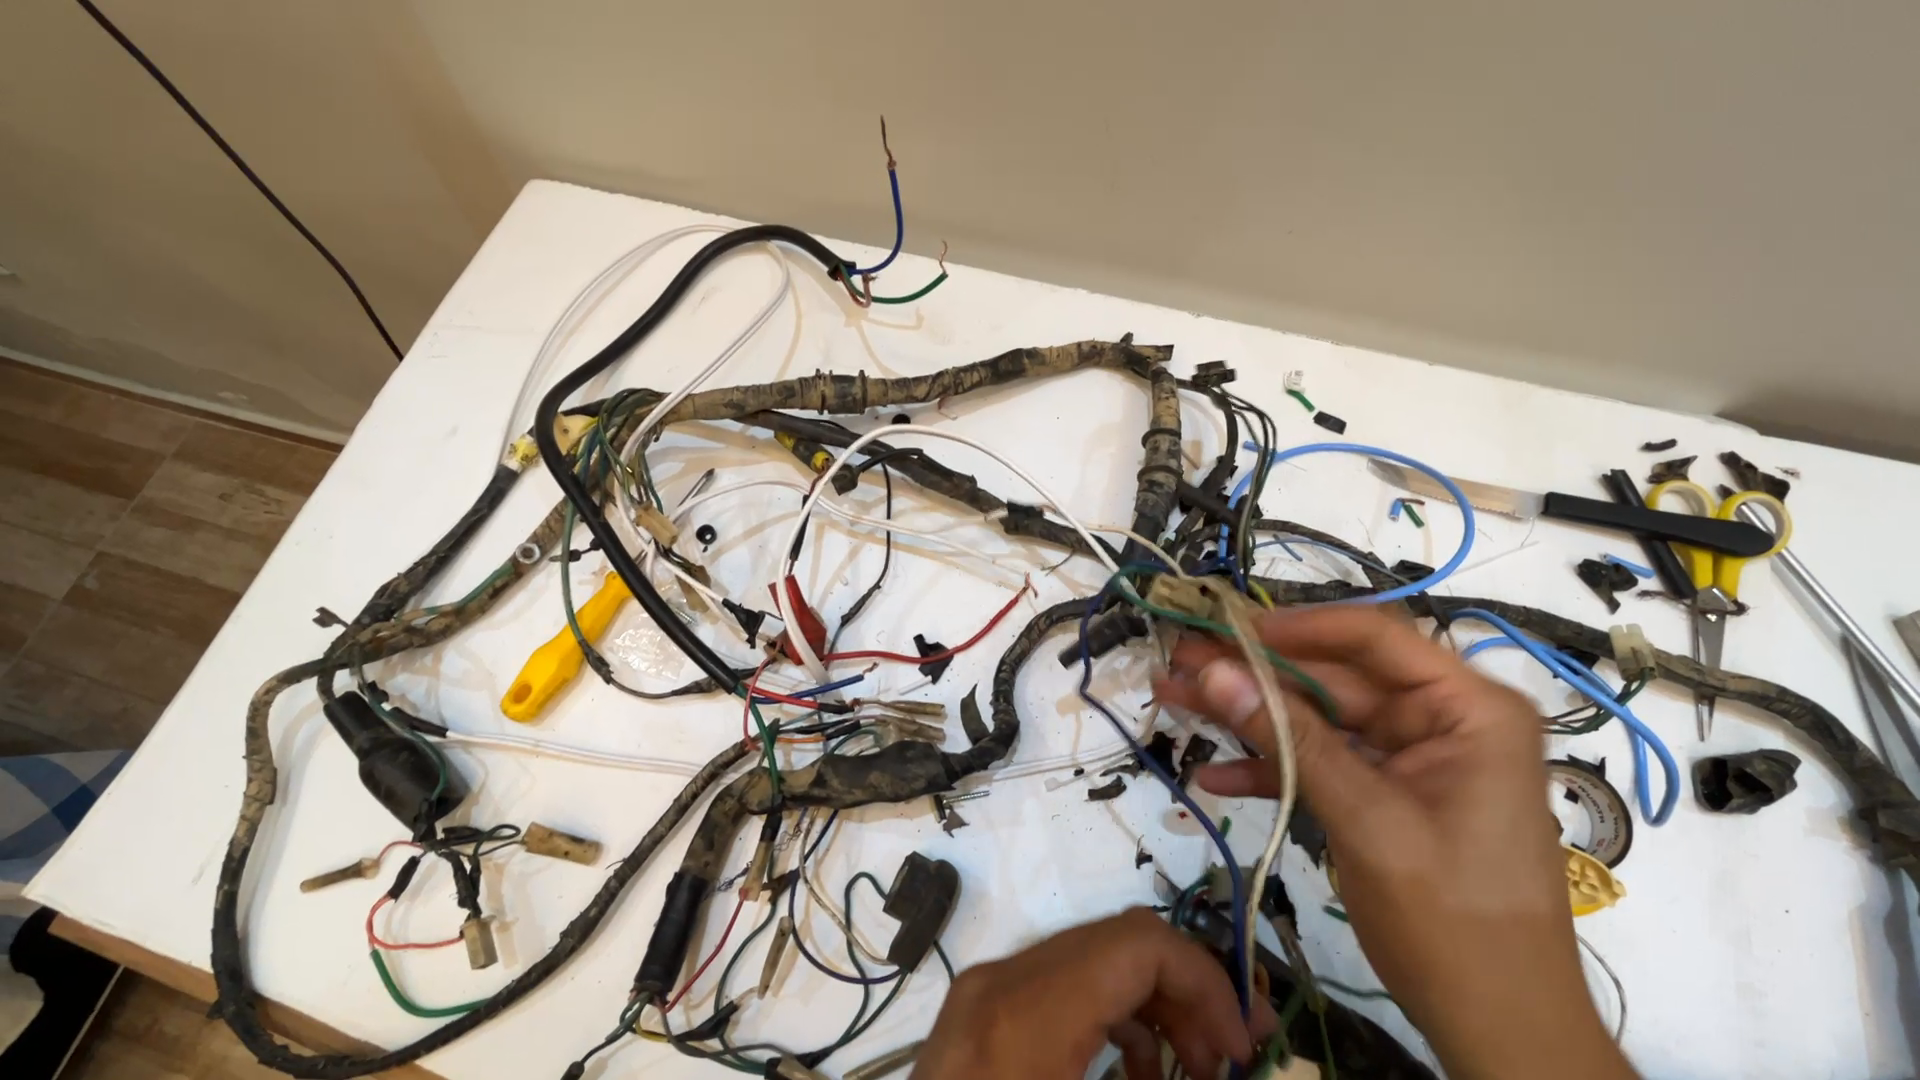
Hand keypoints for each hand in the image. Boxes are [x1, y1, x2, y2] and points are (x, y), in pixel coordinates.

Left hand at [911, 908, 1269, 1079]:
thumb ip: (1161, 1078)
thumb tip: (1225, 1065)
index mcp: (1027, 1011)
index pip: (1137, 944)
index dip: (1206, 983)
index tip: (1243, 1048)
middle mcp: (1002, 980)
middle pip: (1119, 945)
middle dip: (1188, 993)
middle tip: (1235, 1055)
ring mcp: (985, 990)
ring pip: (1092, 962)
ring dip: (1154, 1006)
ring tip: (1195, 1071)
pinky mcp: (981, 1010)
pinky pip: (1062, 988)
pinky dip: (1111, 1020)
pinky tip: (1140, 1076)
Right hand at [1154, 606, 1634, 1079]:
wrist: (1498, 1027)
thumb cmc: (1451, 920)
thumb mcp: (1365, 819)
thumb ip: (1289, 739)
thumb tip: (1212, 671)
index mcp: (1469, 709)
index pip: (1373, 637)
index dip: (1293, 627)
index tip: (1223, 628)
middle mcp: (1443, 720)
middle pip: (1333, 676)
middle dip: (1253, 674)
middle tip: (1178, 660)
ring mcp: (1414, 758)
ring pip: (1318, 717)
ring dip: (1249, 717)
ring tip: (1174, 699)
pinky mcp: (1390, 793)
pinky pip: (1325, 763)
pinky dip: (1273, 769)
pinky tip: (1215, 776)